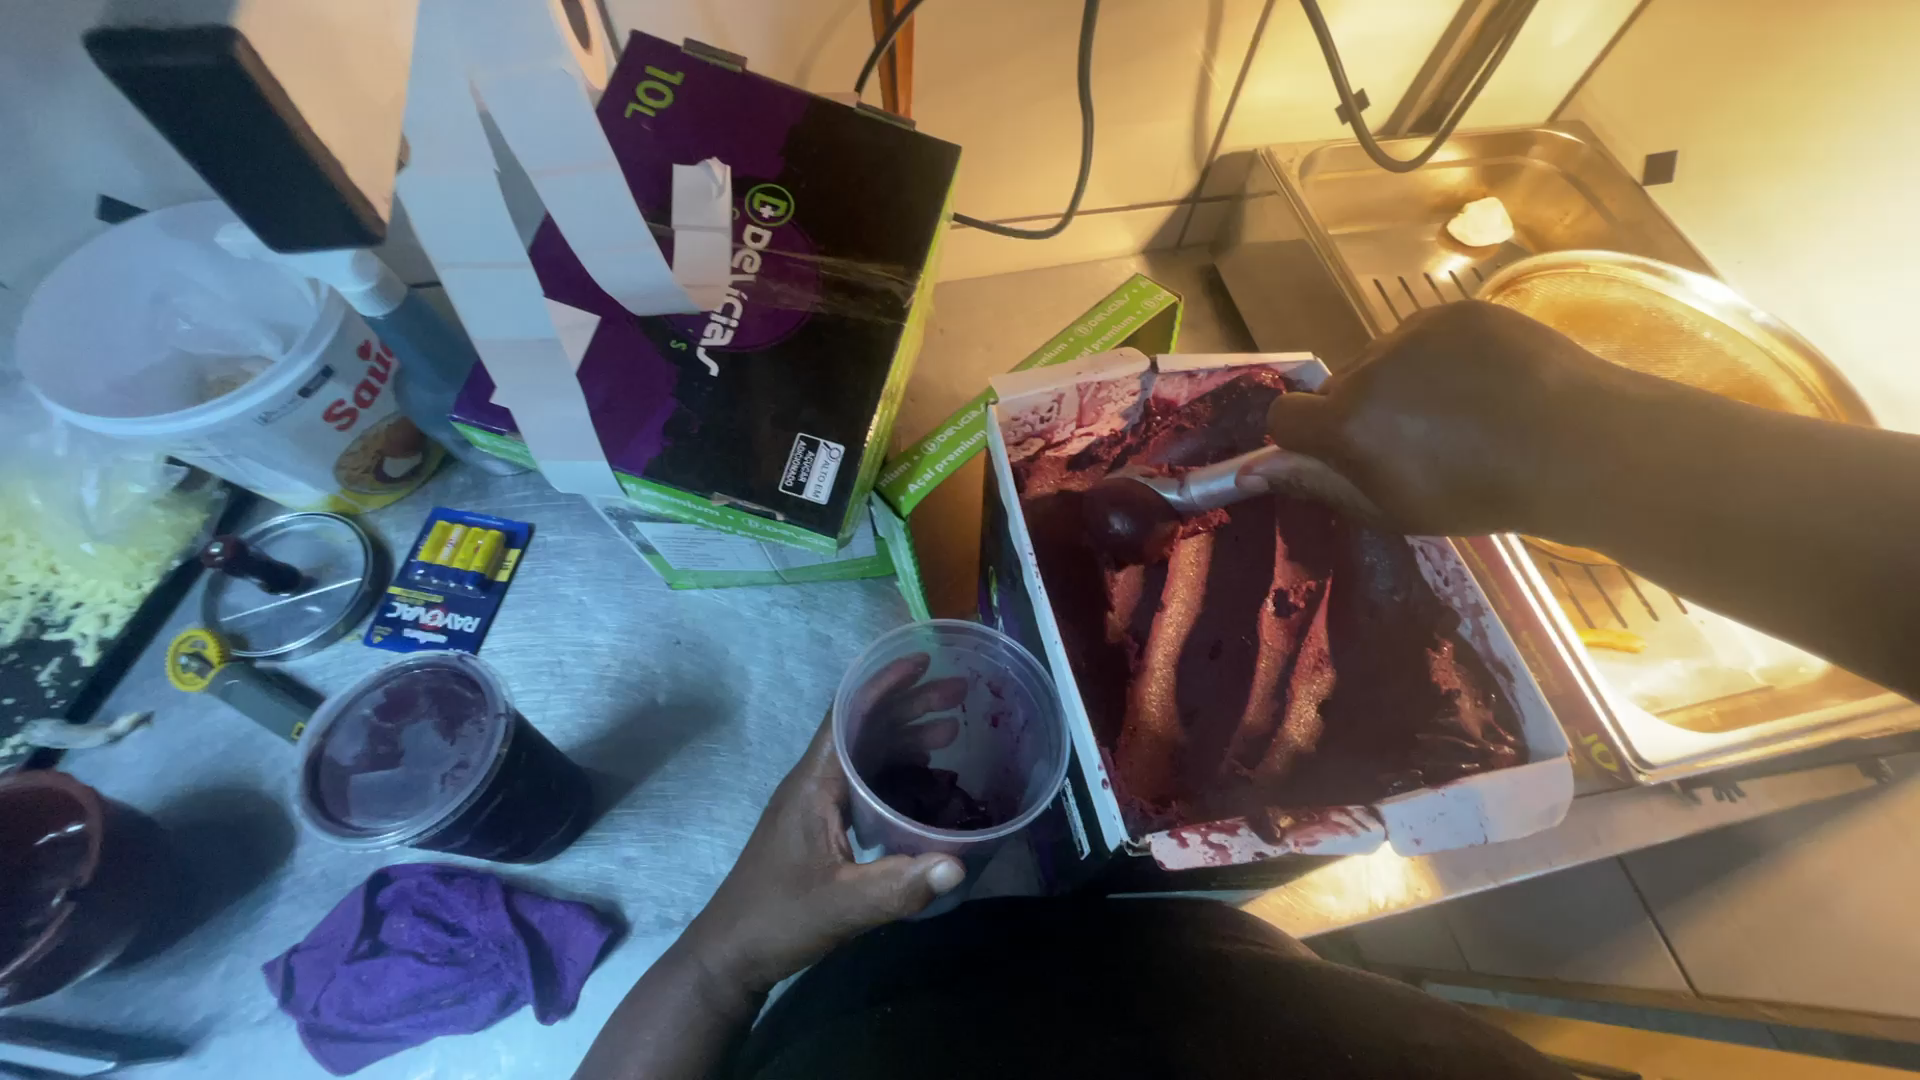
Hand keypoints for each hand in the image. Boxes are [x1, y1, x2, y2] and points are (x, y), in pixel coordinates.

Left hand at [681, 707, 965, 995]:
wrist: (729, 955)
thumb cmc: (777, 919)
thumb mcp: (840, 907)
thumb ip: (897, 887)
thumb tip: (958, 864)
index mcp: (815, 782)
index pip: (847, 713)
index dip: (884, 683)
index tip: (924, 662)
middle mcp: (816, 780)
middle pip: (864, 726)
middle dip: (911, 704)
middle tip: (960, 694)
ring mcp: (818, 800)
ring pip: (866, 751)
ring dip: (908, 734)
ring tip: (954, 728)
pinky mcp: (823, 821)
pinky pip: (866, 777)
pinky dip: (898, 766)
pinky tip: (926, 775)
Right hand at [1242, 300, 1626, 537]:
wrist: (1585, 448)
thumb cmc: (1479, 495)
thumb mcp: (1389, 509)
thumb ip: (1317, 484)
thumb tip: (1251, 474)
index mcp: (1347, 424)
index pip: (1283, 416)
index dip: (1302, 437)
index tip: (1336, 453)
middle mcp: (1367, 369)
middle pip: (1335, 389)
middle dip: (1355, 411)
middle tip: (1410, 440)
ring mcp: (1413, 333)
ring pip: (1376, 360)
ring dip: (1392, 383)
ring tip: (1453, 410)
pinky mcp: (1456, 311)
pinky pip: (1419, 336)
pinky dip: (1433, 358)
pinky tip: (1477, 383)